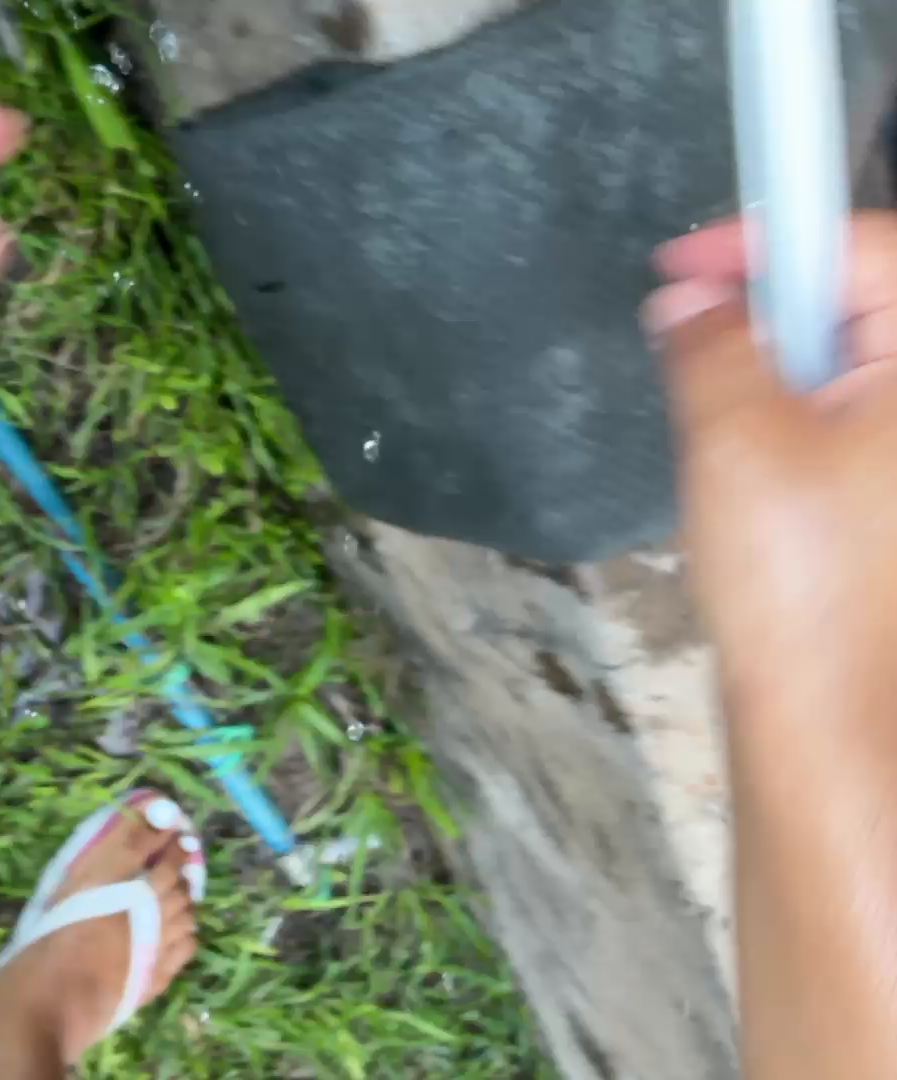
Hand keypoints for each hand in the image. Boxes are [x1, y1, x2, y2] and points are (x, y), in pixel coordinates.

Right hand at [647, 213, 896, 707]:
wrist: (835, 685)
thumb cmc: (796, 565)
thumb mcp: (735, 443)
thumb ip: (711, 350)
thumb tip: (685, 297)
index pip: (871, 252)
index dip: (766, 241)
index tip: (675, 260)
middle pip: (868, 299)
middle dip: (771, 304)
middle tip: (688, 333)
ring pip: (854, 352)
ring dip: (777, 359)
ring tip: (722, 410)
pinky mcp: (894, 470)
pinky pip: (854, 400)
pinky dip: (795, 399)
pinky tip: (753, 443)